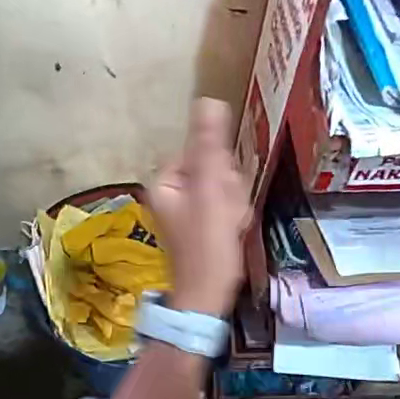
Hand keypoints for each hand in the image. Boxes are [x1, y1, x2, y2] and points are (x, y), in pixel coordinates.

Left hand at [149, 98, 252, 317]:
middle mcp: (171, 192)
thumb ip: (210, 147)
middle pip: (215, 170)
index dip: (222, 171)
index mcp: (165, 180)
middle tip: (228, 215)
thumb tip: (208, 100)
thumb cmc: (208, 248)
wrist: (208, 298)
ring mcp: (186, 210)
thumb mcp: (211, 193)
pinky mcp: (200, 225)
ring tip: (231, 226)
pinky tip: (231, 233)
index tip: (224, 194)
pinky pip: (225, 208)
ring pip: (224, 189)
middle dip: (229, 190)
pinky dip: (232, 219)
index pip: (205, 153)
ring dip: (234, 206)